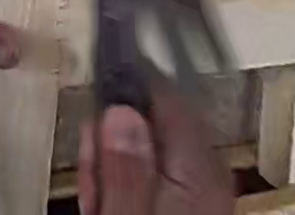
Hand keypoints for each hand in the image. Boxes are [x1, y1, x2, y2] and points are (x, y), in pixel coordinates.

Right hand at [79, 85, 234, 214]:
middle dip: (112, 139)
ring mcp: (196, 195)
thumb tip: (121, 108)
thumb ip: (124, 167)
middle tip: (90, 175)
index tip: (94, 107)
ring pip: (145, 152)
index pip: (166, 94)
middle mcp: (204, 173)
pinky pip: (148, 180)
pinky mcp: (183, 212)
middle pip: (152, 124)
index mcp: (198, 167)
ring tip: (95, 202)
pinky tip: (105, 208)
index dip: (126, 91)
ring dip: (111, 167)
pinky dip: (121, 188)